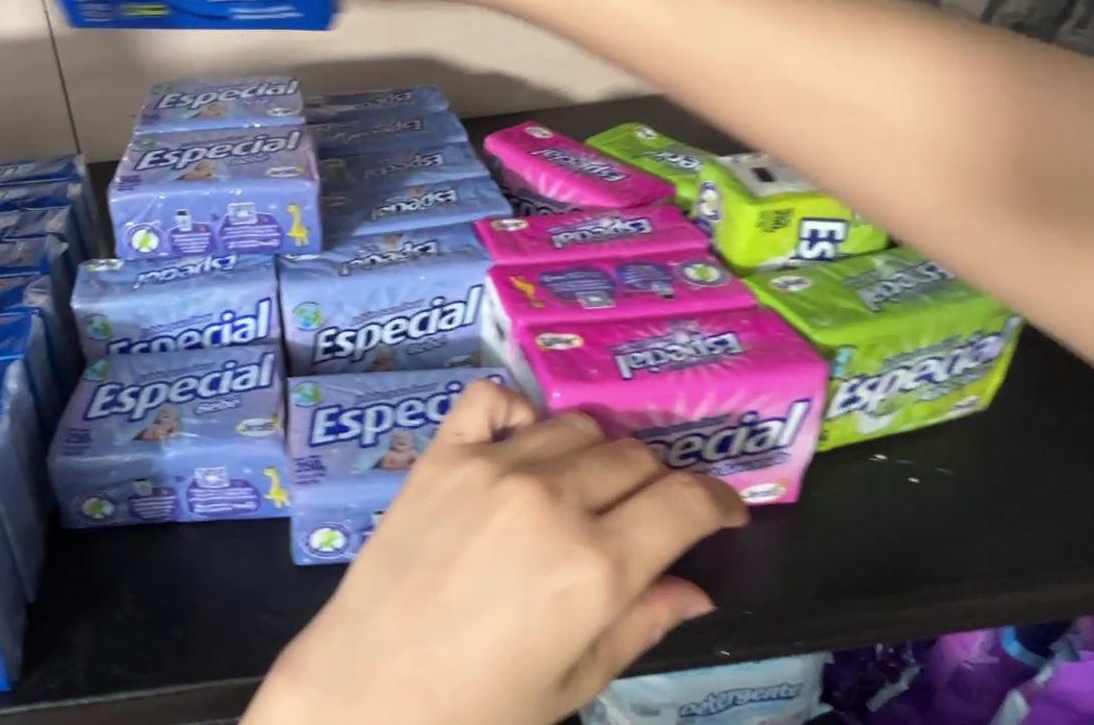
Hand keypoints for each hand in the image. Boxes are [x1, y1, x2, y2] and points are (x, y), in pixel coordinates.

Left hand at [245, 382, 746, 724]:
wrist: (371, 681)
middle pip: (634, 458)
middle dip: (659, 483)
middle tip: (647, 511)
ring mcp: (490, 467)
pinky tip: (522, 441)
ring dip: (598, 450)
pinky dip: (517, 409)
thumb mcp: (576, 680)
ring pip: (575, 426)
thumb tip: (694, 590)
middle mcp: (550, 501)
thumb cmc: (479, 702)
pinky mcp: (441, 454)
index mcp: (597, 566)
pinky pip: (489, 398)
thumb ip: (639, 624)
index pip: (686, 502)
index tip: (722, 512)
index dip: (718, 502)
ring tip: (587, 483)